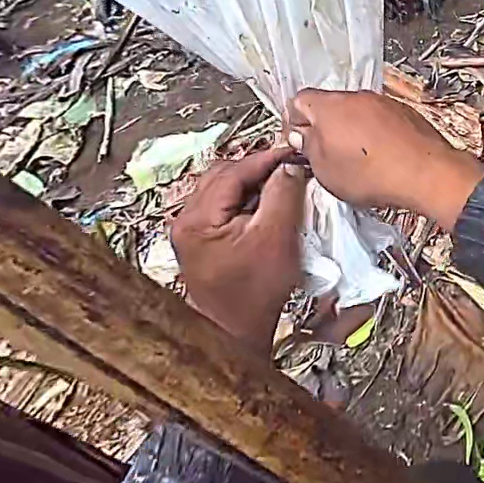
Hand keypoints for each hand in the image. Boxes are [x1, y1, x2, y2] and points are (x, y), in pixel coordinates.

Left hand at [168, 145, 307, 351]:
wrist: (237, 331)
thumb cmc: (256, 288)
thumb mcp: (277, 236)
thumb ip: (283, 193)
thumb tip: (291, 164)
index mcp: (197, 218)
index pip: (234, 171)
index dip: (268, 158)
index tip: (297, 151)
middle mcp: (186, 220)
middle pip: (224, 175)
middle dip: (260, 167)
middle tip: (293, 166)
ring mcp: (192, 230)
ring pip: (225, 188)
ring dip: (255, 182)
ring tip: (285, 183)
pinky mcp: (203, 239)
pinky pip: (227, 204)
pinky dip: (250, 197)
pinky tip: (271, 203)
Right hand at [286, 89, 483, 228]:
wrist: (427, 173)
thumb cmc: (376, 173)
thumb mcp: (324, 169)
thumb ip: (307, 147)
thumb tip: (303, 137)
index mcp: (331, 105)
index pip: (300, 101)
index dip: (295, 123)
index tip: (298, 142)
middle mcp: (359, 97)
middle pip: (331, 106)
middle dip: (325, 129)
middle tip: (327, 155)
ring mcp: (386, 103)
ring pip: (358, 113)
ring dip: (353, 132)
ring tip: (358, 162)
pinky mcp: (407, 113)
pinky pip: (383, 120)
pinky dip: (378, 135)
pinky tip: (381, 158)